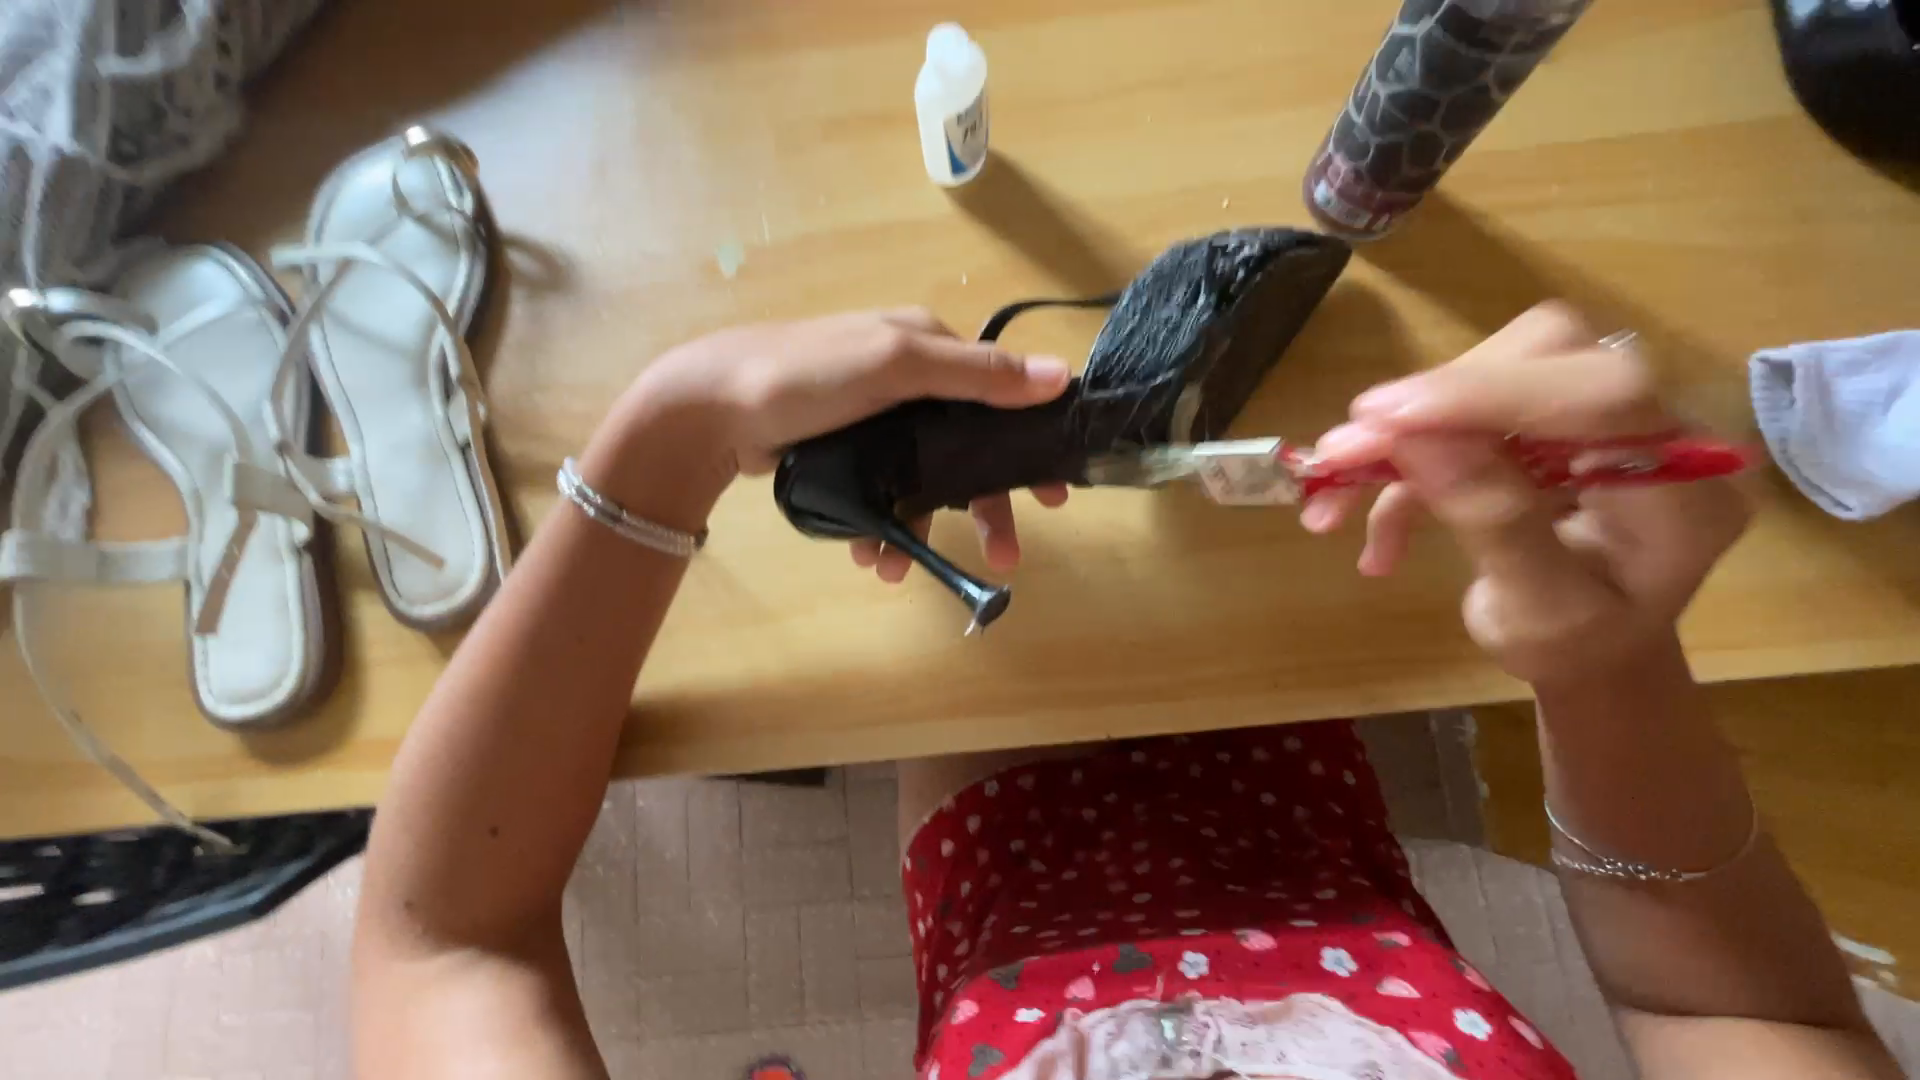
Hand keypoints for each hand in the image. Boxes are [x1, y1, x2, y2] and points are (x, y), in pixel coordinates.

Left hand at [620, 308, 1070, 577]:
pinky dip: (883, 526)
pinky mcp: (849, 453)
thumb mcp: (895, 365)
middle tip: (1004, 557)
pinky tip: (871, 555)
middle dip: (982, 507)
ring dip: (921, 529)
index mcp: (928, 347)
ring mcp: (877, 421)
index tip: (1053, 496)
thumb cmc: (806, 375)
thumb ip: (976, 375)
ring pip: (923, 481)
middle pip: (966, 451)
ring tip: (897, 570)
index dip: (1029, 445)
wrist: (711, 409)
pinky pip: (885, 494)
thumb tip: (1062, 376)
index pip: (1000, 395)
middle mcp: (909, 383)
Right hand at [1299, 303, 1750, 685]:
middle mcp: (1643, 429)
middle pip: (1541, 356)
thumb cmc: (1575, 649)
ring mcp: (1583, 422)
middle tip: (1344, 451)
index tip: (1380, 416)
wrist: (1588, 655)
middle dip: (1434, 401)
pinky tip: (1361, 526)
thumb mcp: (1537, 610)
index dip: (1489, 391)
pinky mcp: (1533, 427)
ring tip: (1329, 497)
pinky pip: (1455, 418)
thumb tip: (1414, 439)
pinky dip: (1395, 465)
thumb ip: (1491, 520)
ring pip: (1485, 377)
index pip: (1600, 394)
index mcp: (1677, 481)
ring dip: (1397, 435)